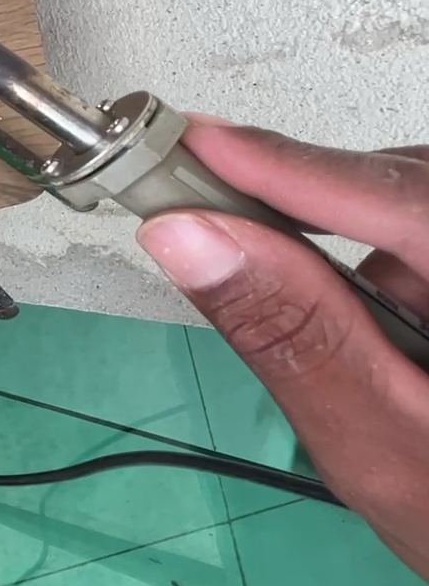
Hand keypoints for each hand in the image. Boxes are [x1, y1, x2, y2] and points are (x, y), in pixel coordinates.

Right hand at [136, 122, 428, 577]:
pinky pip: (420, 226)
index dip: (303, 171)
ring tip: (309, 295)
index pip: (423, 213)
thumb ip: (288, 333)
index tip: (198, 140)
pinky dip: (371, 241)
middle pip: (423, 189)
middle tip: (206, 205)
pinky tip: (354, 302)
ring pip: (419, 199)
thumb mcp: (374, 445)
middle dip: (320, 191)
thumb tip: (182, 235)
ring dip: (343, 221)